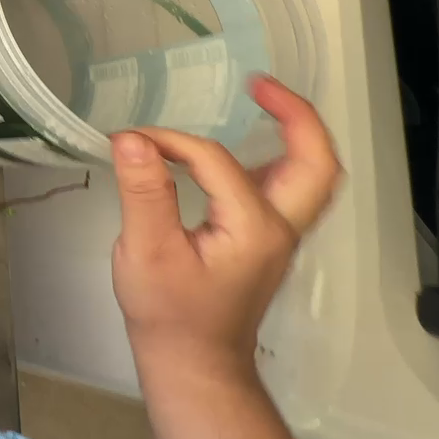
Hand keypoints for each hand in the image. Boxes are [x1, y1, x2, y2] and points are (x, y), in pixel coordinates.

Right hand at [110, 76, 341, 378]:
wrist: (191, 355)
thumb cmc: (167, 306)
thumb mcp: (146, 249)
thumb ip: (143, 192)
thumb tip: (133, 139)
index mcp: (254, 227)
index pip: (215, 161)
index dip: (168, 142)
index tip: (124, 141)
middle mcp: (279, 227)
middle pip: (314, 165)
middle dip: (295, 118)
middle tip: (259, 83)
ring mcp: (276, 234)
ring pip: (306, 177)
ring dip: (292, 136)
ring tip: (259, 102)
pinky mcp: (260, 239)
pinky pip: (281, 187)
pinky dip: (270, 156)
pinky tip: (238, 148)